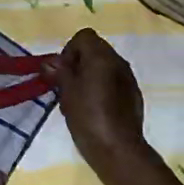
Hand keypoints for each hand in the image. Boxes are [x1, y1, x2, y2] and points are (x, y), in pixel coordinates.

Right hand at [44, 29, 146, 166]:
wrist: (118, 148)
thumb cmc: (88, 117)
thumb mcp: (67, 93)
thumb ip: (59, 73)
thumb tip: (49, 62)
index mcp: (102, 56)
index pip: (84, 36)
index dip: (69, 51)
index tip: (62, 73)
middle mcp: (119, 62)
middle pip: (96, 50)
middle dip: (79, 63)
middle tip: (68, 86)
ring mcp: (129, 78)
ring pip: (105, 67)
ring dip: (91, 76)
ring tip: (80, 100)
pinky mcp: (134, 95)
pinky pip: (114, 82)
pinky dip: (103, 88)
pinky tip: (96, 109)